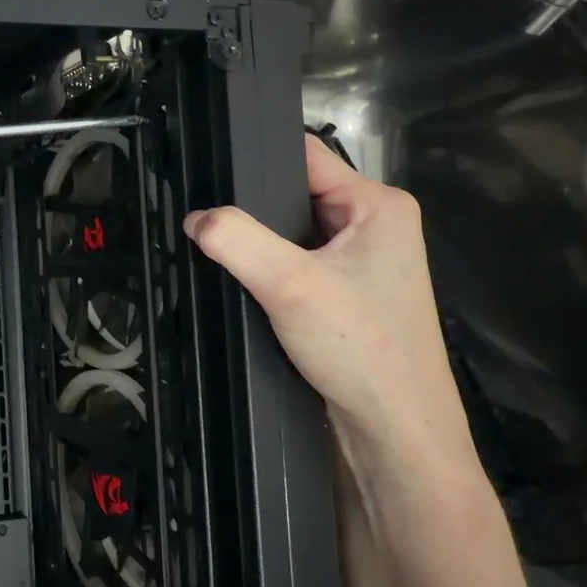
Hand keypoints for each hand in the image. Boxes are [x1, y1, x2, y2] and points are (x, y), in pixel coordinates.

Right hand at [181, 135, 473, 464]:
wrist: (392, 430)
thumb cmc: (360, 348)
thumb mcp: (290, 285)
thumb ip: (236, 241)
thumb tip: (193, 218)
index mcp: (378, 206)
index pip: (305, 156)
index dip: (254, 158)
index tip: (204, 169)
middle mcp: (373, 226)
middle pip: (292, 194)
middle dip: (248, 206)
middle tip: (200, 220)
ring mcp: (360, 264)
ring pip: (288, 233)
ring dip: (254, 242)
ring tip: (213, 249)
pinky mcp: (343, 296)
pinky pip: (292, 264)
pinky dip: (264, 271)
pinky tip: (239, 283)